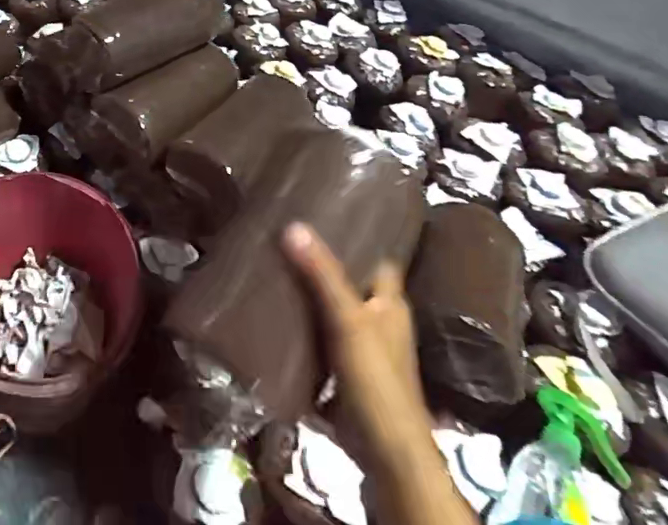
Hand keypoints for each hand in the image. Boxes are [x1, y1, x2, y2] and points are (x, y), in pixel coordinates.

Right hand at [283, 223, 479, 524]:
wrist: (384, 453)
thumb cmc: (376, 379)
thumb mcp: (348, 321)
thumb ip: (322, 275)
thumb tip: (294, 226)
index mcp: (391, 302)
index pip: (378, 256)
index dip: (359, 235)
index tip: (326, 213)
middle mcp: (381, 321)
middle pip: (352, 282)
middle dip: (324, 264)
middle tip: (288, 238)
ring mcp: (364, 350)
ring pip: (335, 311)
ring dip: (311, 297)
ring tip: (276, 268)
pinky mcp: (346, 375)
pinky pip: (322, 341)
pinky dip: (305, 329)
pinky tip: (277, 317)